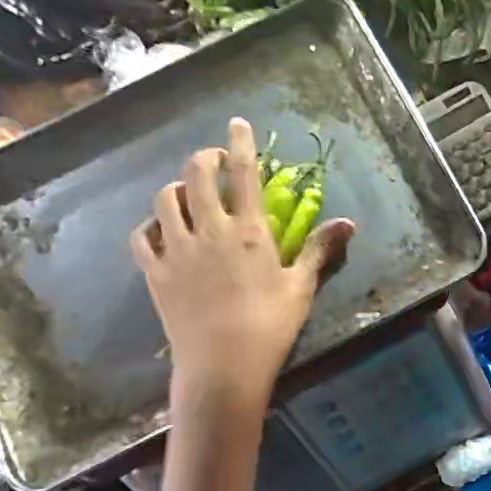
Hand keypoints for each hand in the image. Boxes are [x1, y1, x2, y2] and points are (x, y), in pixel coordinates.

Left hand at [130, 118, 353, 410]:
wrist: (223, 367)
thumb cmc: (270, 328)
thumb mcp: (301, 287)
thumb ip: (318, 249)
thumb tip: (348, 222)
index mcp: (249, 232)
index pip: (244, 173)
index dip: (240, 142)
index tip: (238, 123)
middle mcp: (210, 230)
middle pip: (198, 174)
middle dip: (205, 157)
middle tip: (214, 160)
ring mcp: (177, 250)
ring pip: (166, 198)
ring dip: (178, 187)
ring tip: (190, 193)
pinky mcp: (155, 273)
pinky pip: (142, 236)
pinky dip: (151, 225)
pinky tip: (162, 229)